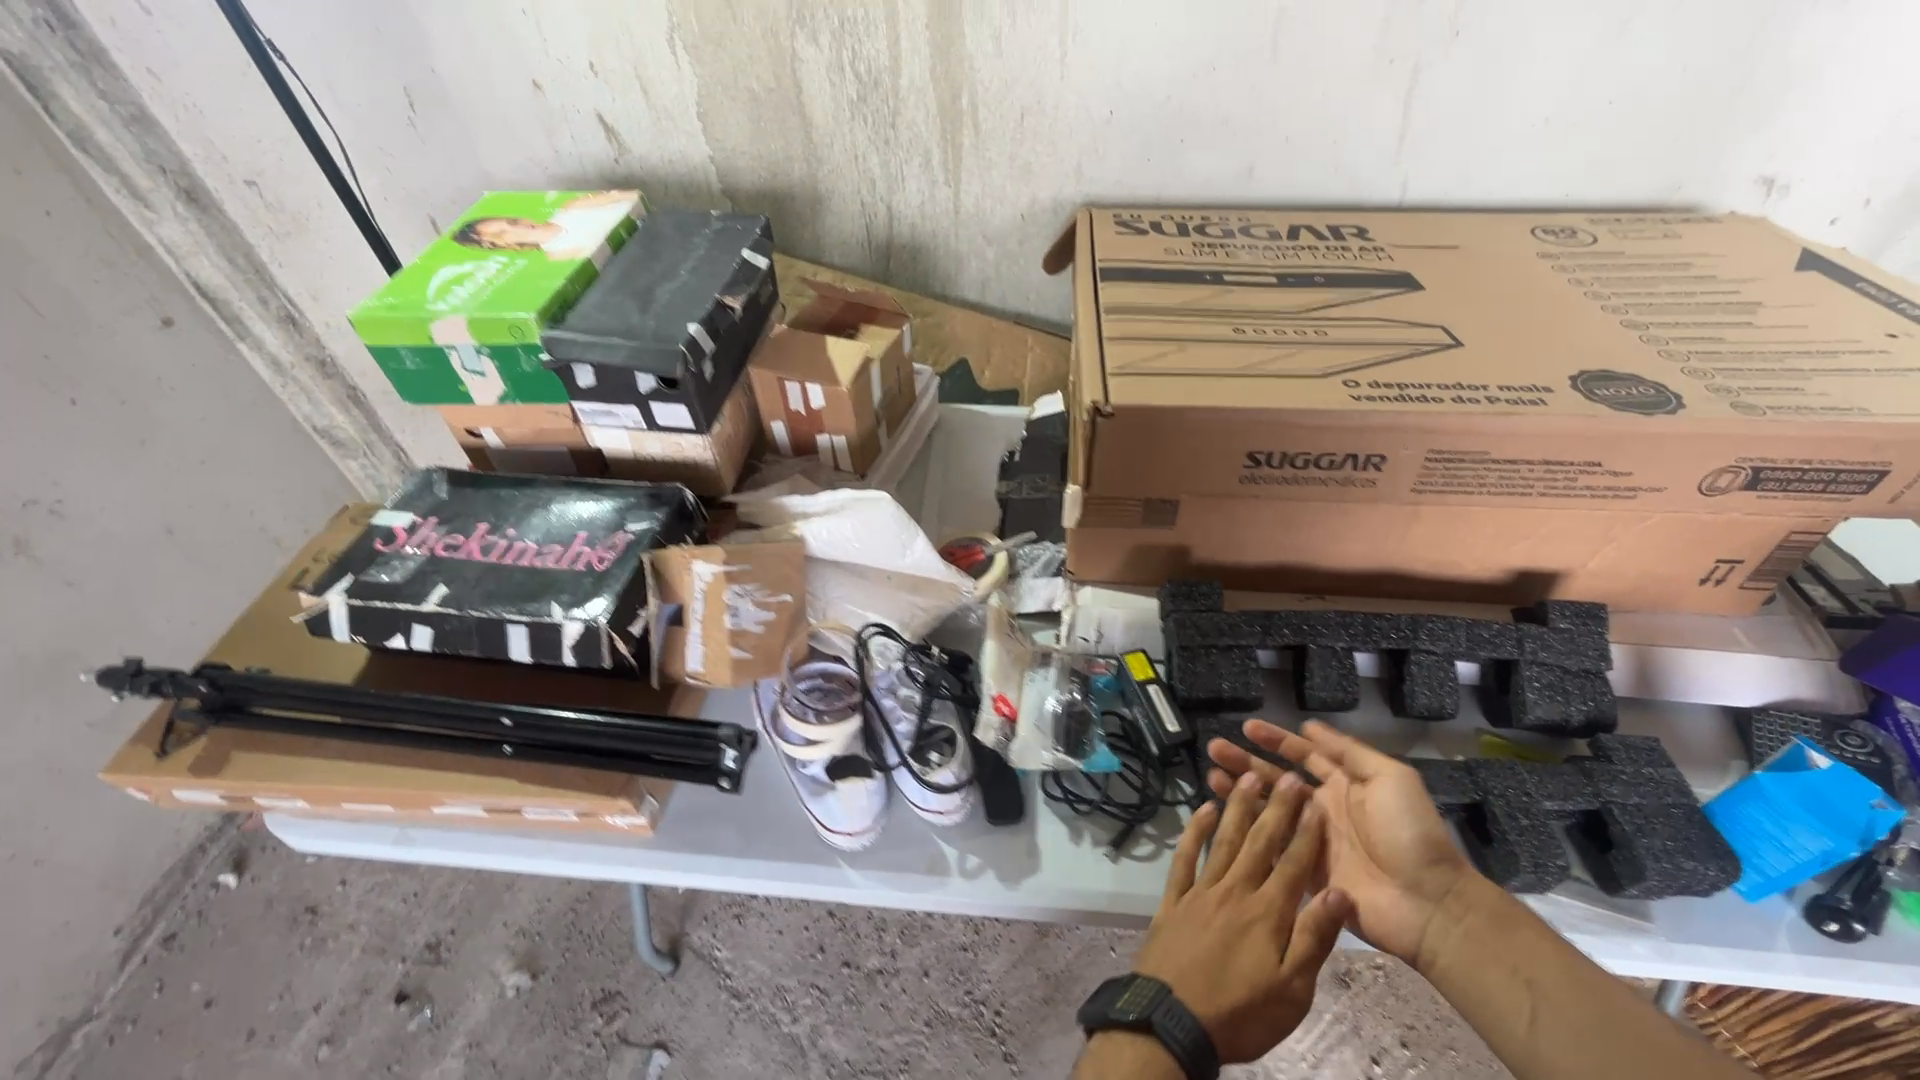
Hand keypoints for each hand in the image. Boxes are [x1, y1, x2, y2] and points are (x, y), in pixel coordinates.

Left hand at [1131, 769, 1352, 1064]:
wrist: (1170, 1021)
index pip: (1295, 864)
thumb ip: (1315, 938)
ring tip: (1247, 776)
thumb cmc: (1240, 1014)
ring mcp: (1200, 893)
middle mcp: (1235, 891)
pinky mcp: (1173, 901)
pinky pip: (1185, 858)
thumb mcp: (1292, 991)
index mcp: (1269, 913)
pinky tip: (1204, 810)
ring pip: (1224, 841)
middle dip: (1276, 807)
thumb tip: (1340, 891)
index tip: (1317, 800)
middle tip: (1286, 775)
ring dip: (1238, 808)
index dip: (1307, 832)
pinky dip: (1195, 832)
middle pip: (1259, 842)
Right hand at [1206, 719, 1476, 971]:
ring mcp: (1310, 842)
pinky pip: (1268, 846)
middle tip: (1214, 748)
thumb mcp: (1391, 779)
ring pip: (1267, 810)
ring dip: (1240, 792)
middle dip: (1246, 762)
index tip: (1247, 727)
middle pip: (1277, 780)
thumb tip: (1310, 726)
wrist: (1426, 903)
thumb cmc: (1410, 834)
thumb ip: (1349, 752)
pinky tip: (1223, 816)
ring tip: (1211, 776)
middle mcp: (1323, 810)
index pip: (1304, 755)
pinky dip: (1246, 830)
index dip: (1276, 740)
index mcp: (1344, 785)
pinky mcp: (1301, 872)